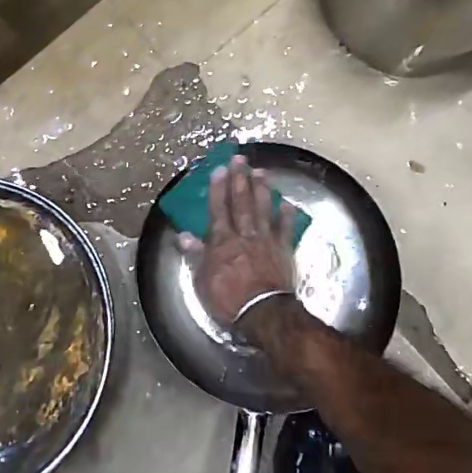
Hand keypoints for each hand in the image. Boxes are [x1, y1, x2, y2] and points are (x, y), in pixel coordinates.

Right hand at [180, 156, 296, 334]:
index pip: (218, 209)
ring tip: (261, 172)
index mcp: (222, 242)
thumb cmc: (228, 299)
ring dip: (262, 189)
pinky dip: (287, 215)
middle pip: (241, 203)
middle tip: (240, 159)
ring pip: (263, 209)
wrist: (263, 313)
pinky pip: (286, 229)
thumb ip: (196, 255)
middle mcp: (244, 235)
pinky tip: (287, 203)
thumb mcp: (202, 280)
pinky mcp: (284, 250)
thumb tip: (184, 235)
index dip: (218, 189)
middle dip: (240, 179)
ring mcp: (266, 241)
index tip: (219, 170)